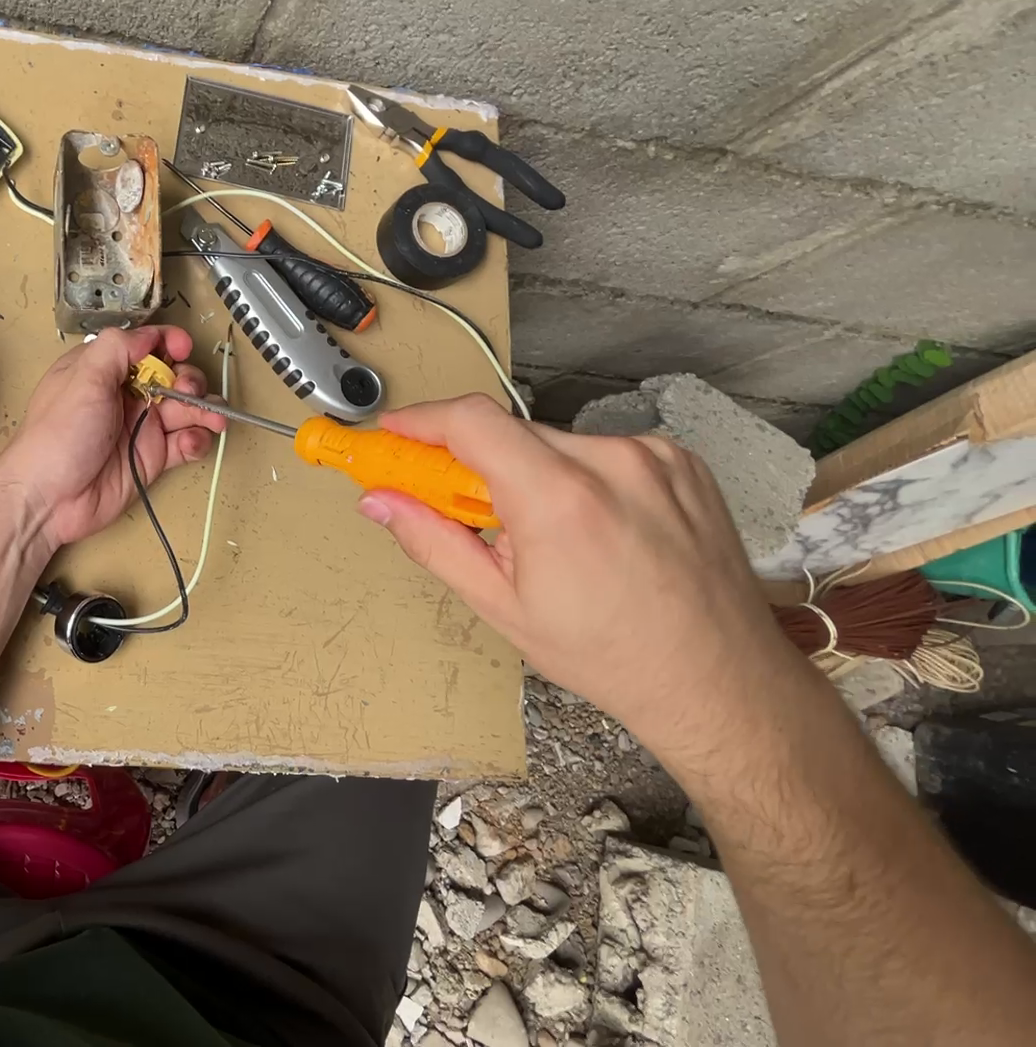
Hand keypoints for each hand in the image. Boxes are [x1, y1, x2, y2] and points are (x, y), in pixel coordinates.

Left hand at [0, 325, 224, 549]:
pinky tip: (192, 443)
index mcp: (102, 370)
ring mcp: (139, 427)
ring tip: (211, 418)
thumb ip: (118, 348)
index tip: (181, 348)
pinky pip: (185, 443)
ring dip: (204, 410)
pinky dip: (197, 440)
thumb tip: (149, 335)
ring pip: (186, 410)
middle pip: (172, 376)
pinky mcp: (151, 458)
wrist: (50, 498)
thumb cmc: (57, 436)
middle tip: (187, 392)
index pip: (143, 346)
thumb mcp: (83, 378)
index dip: (167, 343)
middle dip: (189, 379)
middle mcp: (123, 395)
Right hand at [354, 394, 804, 740]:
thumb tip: (379, 502)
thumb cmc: (609, 652)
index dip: (422, 419)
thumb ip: (430, 540)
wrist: (716, 677)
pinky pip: (599, 450)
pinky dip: (574, 476)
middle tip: (455, 503)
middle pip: (509, 433)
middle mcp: (613, 463)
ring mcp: (655, 457)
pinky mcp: (680, 461)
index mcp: (559, 500)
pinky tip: (584, 524)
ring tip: (536, 531)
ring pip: (553, 442)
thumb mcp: (498, 604)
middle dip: (470, 461)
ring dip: (525, 471)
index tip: (397, 431)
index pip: (471, 422)